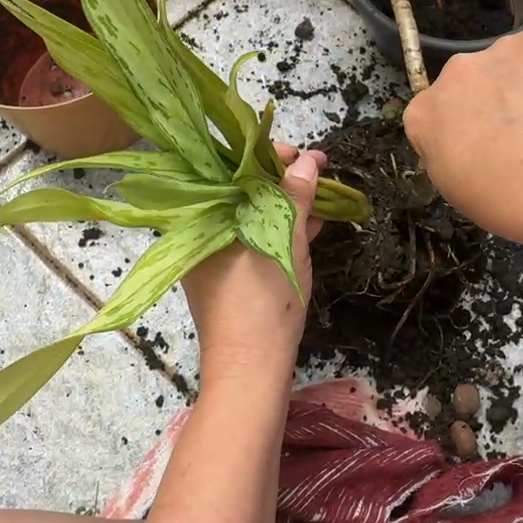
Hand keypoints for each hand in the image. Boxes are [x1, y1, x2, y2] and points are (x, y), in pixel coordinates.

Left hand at [181, 146, 324, 383]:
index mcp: (201, 216)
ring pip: (253, 213)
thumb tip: (308, 159)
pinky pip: (255, 236)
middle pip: (244, 189)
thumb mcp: (286, 240)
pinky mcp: (229, 272)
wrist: (251, 366)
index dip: (273, 157)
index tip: (308, 156)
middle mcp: (201, 230)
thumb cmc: (262, 299)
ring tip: (322, 195)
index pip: (233, 168)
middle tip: (319, 172)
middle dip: (284, 179)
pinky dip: (280, 228)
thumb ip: (295, 195)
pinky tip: (312, 223)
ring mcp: (215, 252)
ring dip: (286, 203)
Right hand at [404, 25, 522, 246]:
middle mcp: (456, 72)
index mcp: (425, 115)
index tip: (487, 152)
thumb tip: (473, 148)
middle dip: (493, 103)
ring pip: (512, 65)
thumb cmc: (514, 200)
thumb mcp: (463, 196)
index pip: (434, 117)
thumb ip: (455, 158)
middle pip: (471, 83)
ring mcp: (501, 50)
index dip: (464, 134)